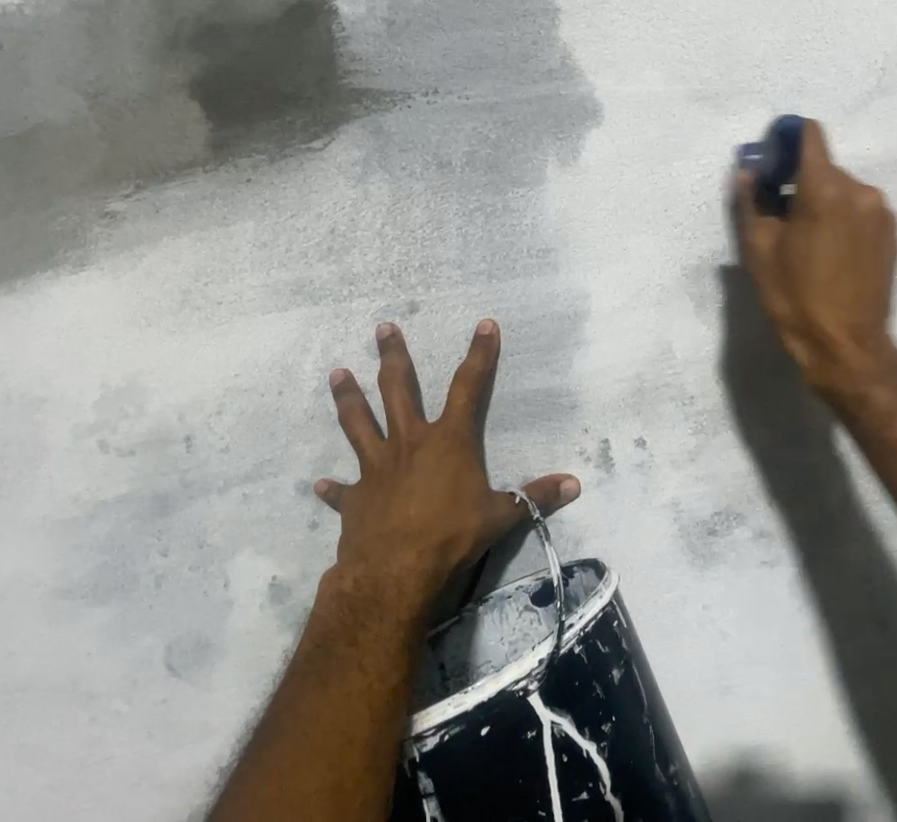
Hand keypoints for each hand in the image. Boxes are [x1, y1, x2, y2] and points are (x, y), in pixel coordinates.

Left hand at [314, 320, 579, 611]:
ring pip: (358, 423)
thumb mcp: (502, 515)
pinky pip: (342, 491)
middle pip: (397, 390)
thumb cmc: (452, 535)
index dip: (479, 355)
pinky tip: (320, 484)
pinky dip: (333, 488)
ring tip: (337, 372)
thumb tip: (575, 484)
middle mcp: (410, 443)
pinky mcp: (356, 499)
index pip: (469, 387)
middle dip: (393, 356)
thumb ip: (536, 496)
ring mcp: (377, 468)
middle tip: (383, 327)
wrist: (396, 571)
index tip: (484, 325)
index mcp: (449, 441)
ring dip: (348, 397)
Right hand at [734, 120, 896, 394]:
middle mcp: (860, 190)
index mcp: (824, 188)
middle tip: (783, 219)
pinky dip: (844, 220)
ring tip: (810, 244)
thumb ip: (751, 201)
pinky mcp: (893, 233)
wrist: (846, 346)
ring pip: (844, 190)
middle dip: (801, 183)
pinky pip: (861, 211)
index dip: (786, 141)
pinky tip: (833, 255)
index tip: (772, 166)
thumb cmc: (795, 299)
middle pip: (824, 167)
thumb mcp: (758, 251)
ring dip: (824, 203)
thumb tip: (747, 171)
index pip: (809, 134)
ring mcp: (881, 212)